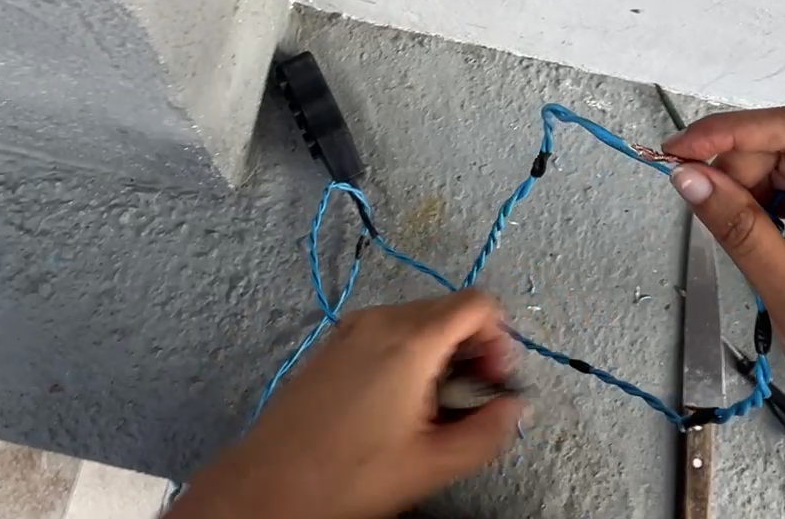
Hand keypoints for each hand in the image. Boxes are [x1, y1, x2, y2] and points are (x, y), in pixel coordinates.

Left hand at [170, 289, 523, 518]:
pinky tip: (400, 398)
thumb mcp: (431, 463)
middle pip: (449, 308)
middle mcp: (382, 318)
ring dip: (442, 349)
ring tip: (436, 404)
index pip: (477, 303)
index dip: (500, 337)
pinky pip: (390, 328)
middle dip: (473, 346)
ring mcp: (354, 325)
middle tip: (473, 396)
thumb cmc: (348, 474)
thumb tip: (516, 405)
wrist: (268, 481)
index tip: (496, 379)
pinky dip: (410, 349)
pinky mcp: (336, 340)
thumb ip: (486, 431)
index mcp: (411, 340)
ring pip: (420, 317)